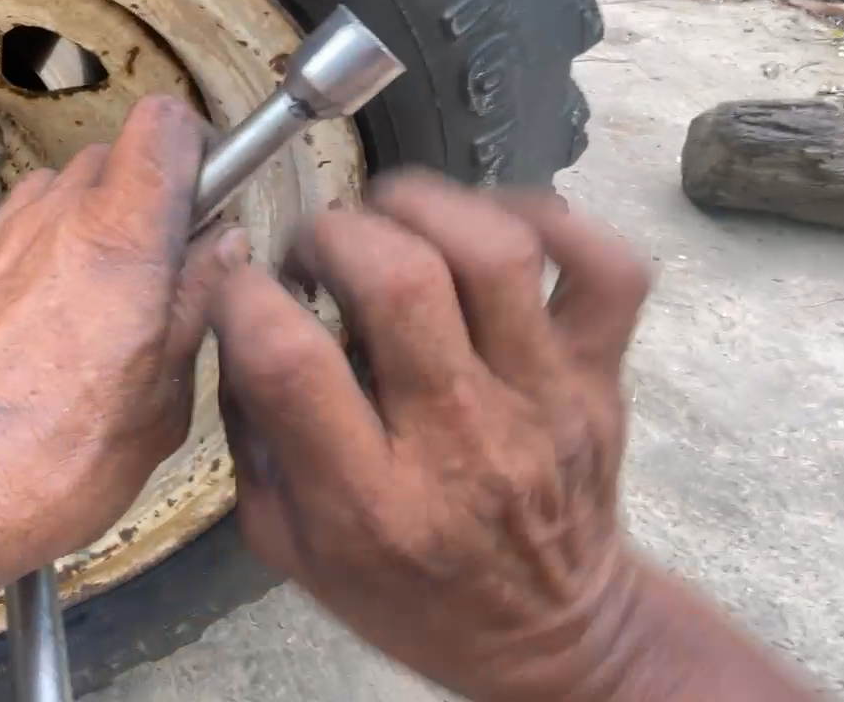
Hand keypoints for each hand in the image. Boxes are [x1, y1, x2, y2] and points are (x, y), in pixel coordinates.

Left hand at [0, 93, 247, 585]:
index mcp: (118, 238)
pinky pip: (3, 234)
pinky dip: (26, 258)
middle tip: (147, 278)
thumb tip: (219, 244)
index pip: (163, 125)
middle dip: (139, 203)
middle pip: (110, 161)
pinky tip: (18, 327)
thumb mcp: (157, 406)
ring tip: (78, 314)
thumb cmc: (49, 465)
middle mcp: (50, 214)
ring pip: (54, 197)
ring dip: (80, 232)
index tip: (201, 196)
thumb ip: (194, 306)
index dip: (192, 144)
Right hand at [212, 170, 651, 701]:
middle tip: (314, 255)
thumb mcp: (280, 541)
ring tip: (384, 220)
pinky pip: (605, 266)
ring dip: (417, 204)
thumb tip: (238, 313)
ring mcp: (546, 400)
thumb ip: (245, 429)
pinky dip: (546, 214)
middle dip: (328, 234)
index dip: (242, 295)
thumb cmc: (401, 594)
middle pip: (395, 280)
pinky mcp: (602, 376)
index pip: (287, 358)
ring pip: (494, 250)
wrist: (552, 639)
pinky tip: (482, 224)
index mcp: (367, 498)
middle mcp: (461, 440)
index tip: (244, 290)